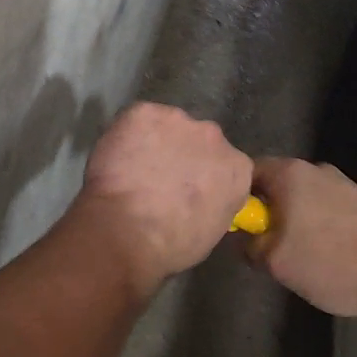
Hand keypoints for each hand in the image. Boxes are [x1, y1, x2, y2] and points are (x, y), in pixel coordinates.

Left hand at [72, 102, 252, 290]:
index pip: (225, 164)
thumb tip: (201, 196)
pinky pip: (137, 120)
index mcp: (237, 167)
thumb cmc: (172, 244)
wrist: (128, 229)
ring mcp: (178, 119)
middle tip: (158, 178)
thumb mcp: (212, 229)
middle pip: (198, 139)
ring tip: (134, 168)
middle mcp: (214, 135)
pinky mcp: (143, 112)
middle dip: (181, 154)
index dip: (203, 175)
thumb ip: (215, 200)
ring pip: (166, 126)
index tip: (187, 188)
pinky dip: (129, 134)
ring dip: (156, 141)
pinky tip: (119, 156)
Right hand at [245, 157, 356, 317]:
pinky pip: (326, 209)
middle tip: (264, 245)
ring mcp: (343, 183)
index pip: (246, 171)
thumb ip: (249, 245)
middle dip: (266, 213)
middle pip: (275, 185)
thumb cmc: (332, 263)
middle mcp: (315, 169)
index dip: (235, 197)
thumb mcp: (275, 262)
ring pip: (302, 198)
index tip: (236, 225)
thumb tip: (245, 238)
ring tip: (297, 256)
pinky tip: (326, 256)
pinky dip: (319, 227)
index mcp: (289, 172)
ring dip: (293, 221)